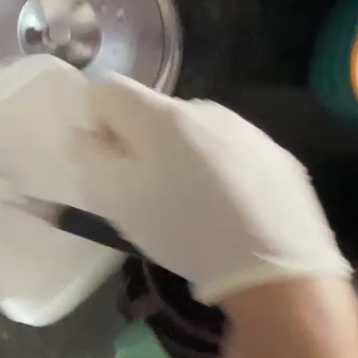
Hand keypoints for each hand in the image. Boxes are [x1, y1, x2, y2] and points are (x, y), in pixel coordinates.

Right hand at [70, 74, 349, 304]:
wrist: (273, 269)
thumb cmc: (180, 227)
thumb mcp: (116, 197)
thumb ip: (90, 156)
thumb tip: (80, 133)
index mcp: (159, 115)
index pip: (107, 88)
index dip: (96, 119)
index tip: (106, 159)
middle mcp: (203, 109)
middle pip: (151, 111)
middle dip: (137, 140)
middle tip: (141, 188)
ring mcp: (246, 130)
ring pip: (191, 132)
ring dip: (177, 155)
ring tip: (186, 202)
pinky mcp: (277, 156)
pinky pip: (229, 151)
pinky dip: (216, 171)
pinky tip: (223, 209)